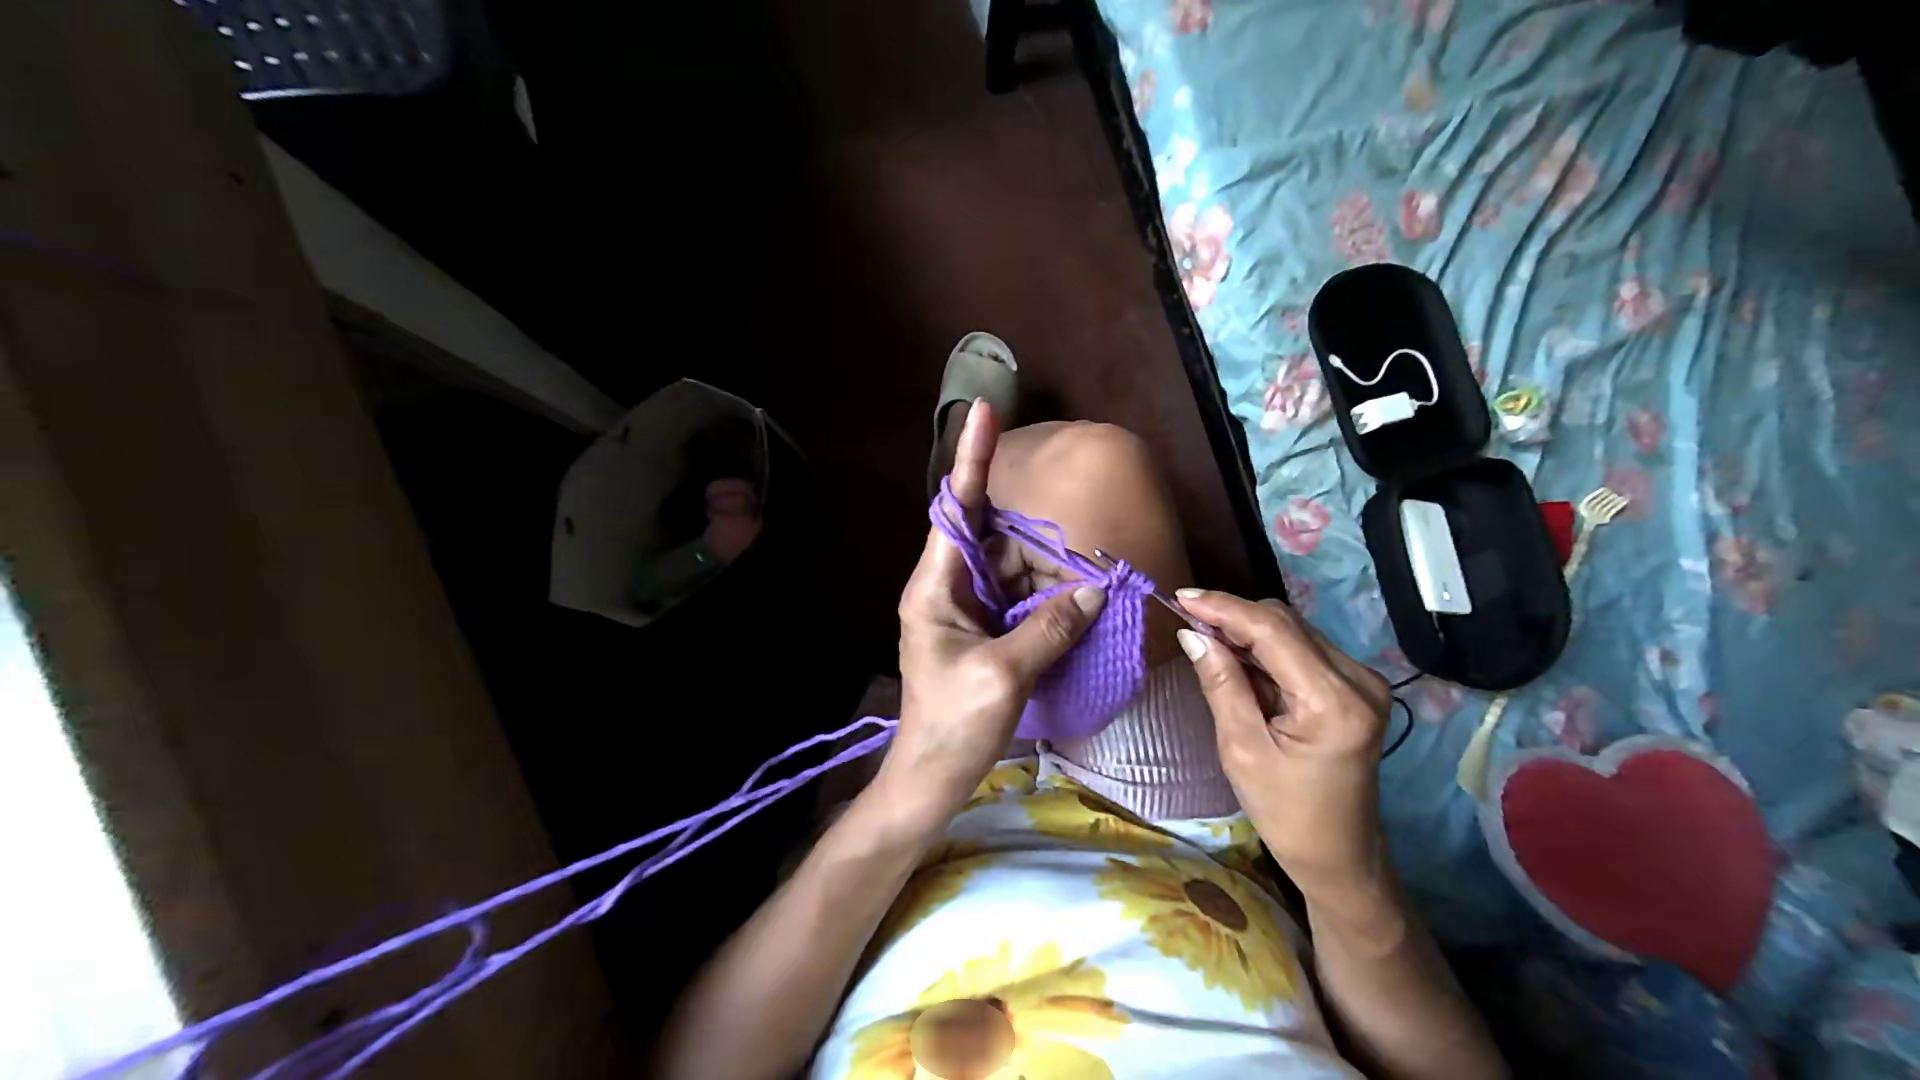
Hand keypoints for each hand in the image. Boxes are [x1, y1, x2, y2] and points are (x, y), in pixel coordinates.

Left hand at [879, 401, 1106, 828]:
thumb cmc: (953, 725)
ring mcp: (967, 609)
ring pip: (1015, 571)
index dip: (972, 459)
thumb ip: (1050, 627)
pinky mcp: (984, 631)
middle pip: (999, 541)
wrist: (931, 777)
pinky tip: (1077, 613)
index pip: (956, 507)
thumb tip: (1094, 591)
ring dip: (1053, 581)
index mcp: (935, 586)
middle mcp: (948, 587)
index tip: (985, 411)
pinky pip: (1020, 600)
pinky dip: (1049, 603)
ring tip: (1090, 599)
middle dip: (1044, 551)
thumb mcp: (1004, 673)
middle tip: (1089, 570)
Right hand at [1174, 592, 1392, 902]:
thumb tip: (1192, 633)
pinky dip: (1265, 648)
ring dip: (1247, 631)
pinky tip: (1237, 660)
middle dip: (1233, 616)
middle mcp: (1357, 679)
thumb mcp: (1241, 749)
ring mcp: (1361, 681)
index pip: (1273, 631)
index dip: (1224, 608)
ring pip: (1292, 630)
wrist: (1340, 854)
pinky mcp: (1354, 686)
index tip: (1181, 597)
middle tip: (1188, 622)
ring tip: (1206, 641)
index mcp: (1333, 700)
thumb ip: (1221, 684)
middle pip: (1285, 622)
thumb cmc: (1286, 812)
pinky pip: (1301, 649)